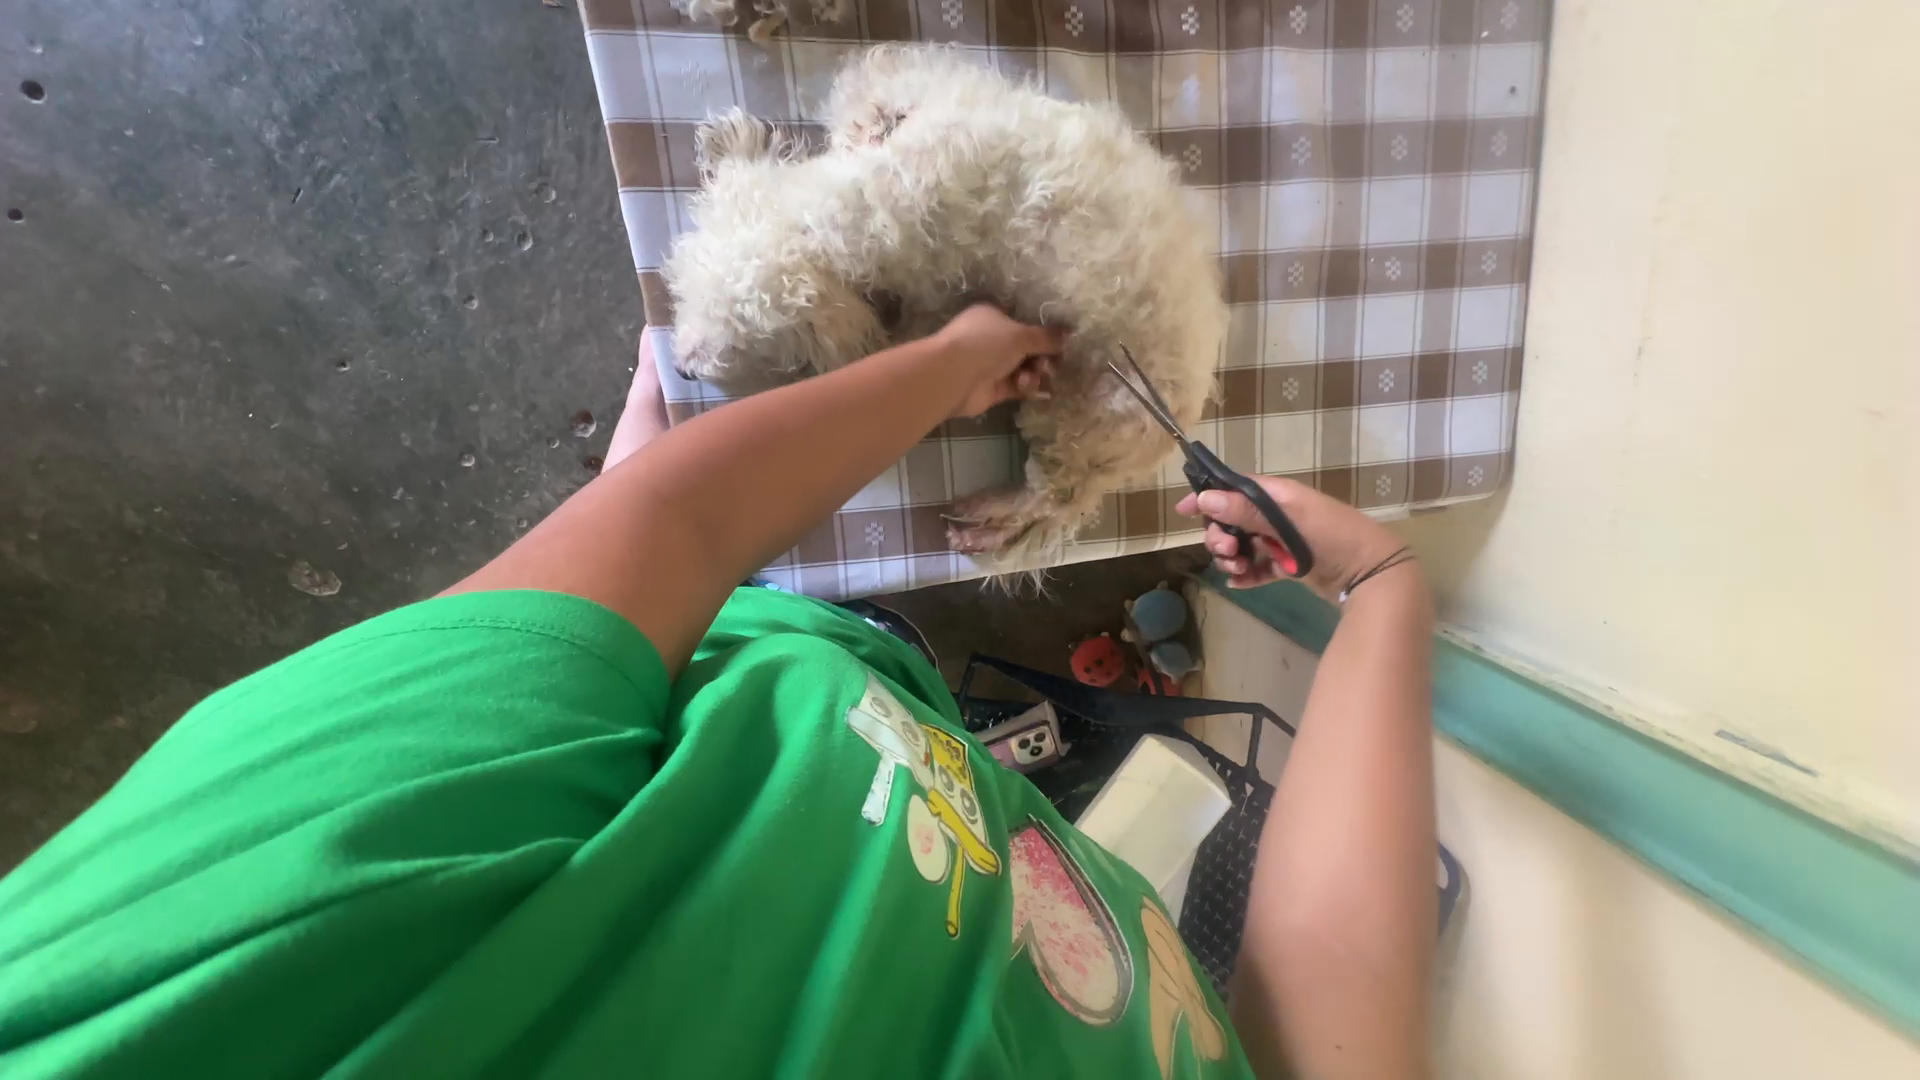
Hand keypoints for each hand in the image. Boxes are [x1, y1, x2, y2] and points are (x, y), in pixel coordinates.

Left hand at [932, 303, 1063, 417]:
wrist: (953, 377)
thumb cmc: (985, 343)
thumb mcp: (1021, 335)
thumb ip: (1046, 337)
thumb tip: (1069, 335)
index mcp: (992, 316)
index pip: (1022, 322)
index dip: (1042, 332)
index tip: (1061, 341)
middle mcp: (990, 339)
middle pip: (1025, 348)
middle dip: (1041, 356)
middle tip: (1050, 362)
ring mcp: (990, 366)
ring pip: (1023, 369)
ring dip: (1033, 373)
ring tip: (1032, 376)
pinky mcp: (992, 390)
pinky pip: (1017, 387)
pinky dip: (1026, 387)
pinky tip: (1031, 388)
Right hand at [1176, 477, 1419, 603]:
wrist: (1371, 573)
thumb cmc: (1330, 538)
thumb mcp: (1287, 521)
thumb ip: (1246, 511)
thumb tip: (1205, 498)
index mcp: (1277, 496)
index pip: (1233, 488)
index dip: (1207, 496)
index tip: (1184, 510)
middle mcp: (1276, 514)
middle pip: (1232, 520)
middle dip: (1220, 536)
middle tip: (1227, 552)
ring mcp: (1282, 540)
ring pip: (1242, 545)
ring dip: (1231, 557)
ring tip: (1237, 570)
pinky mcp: (1288, 563)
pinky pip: (1257, 566)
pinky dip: (1246, 574)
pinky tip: (1240, 583)